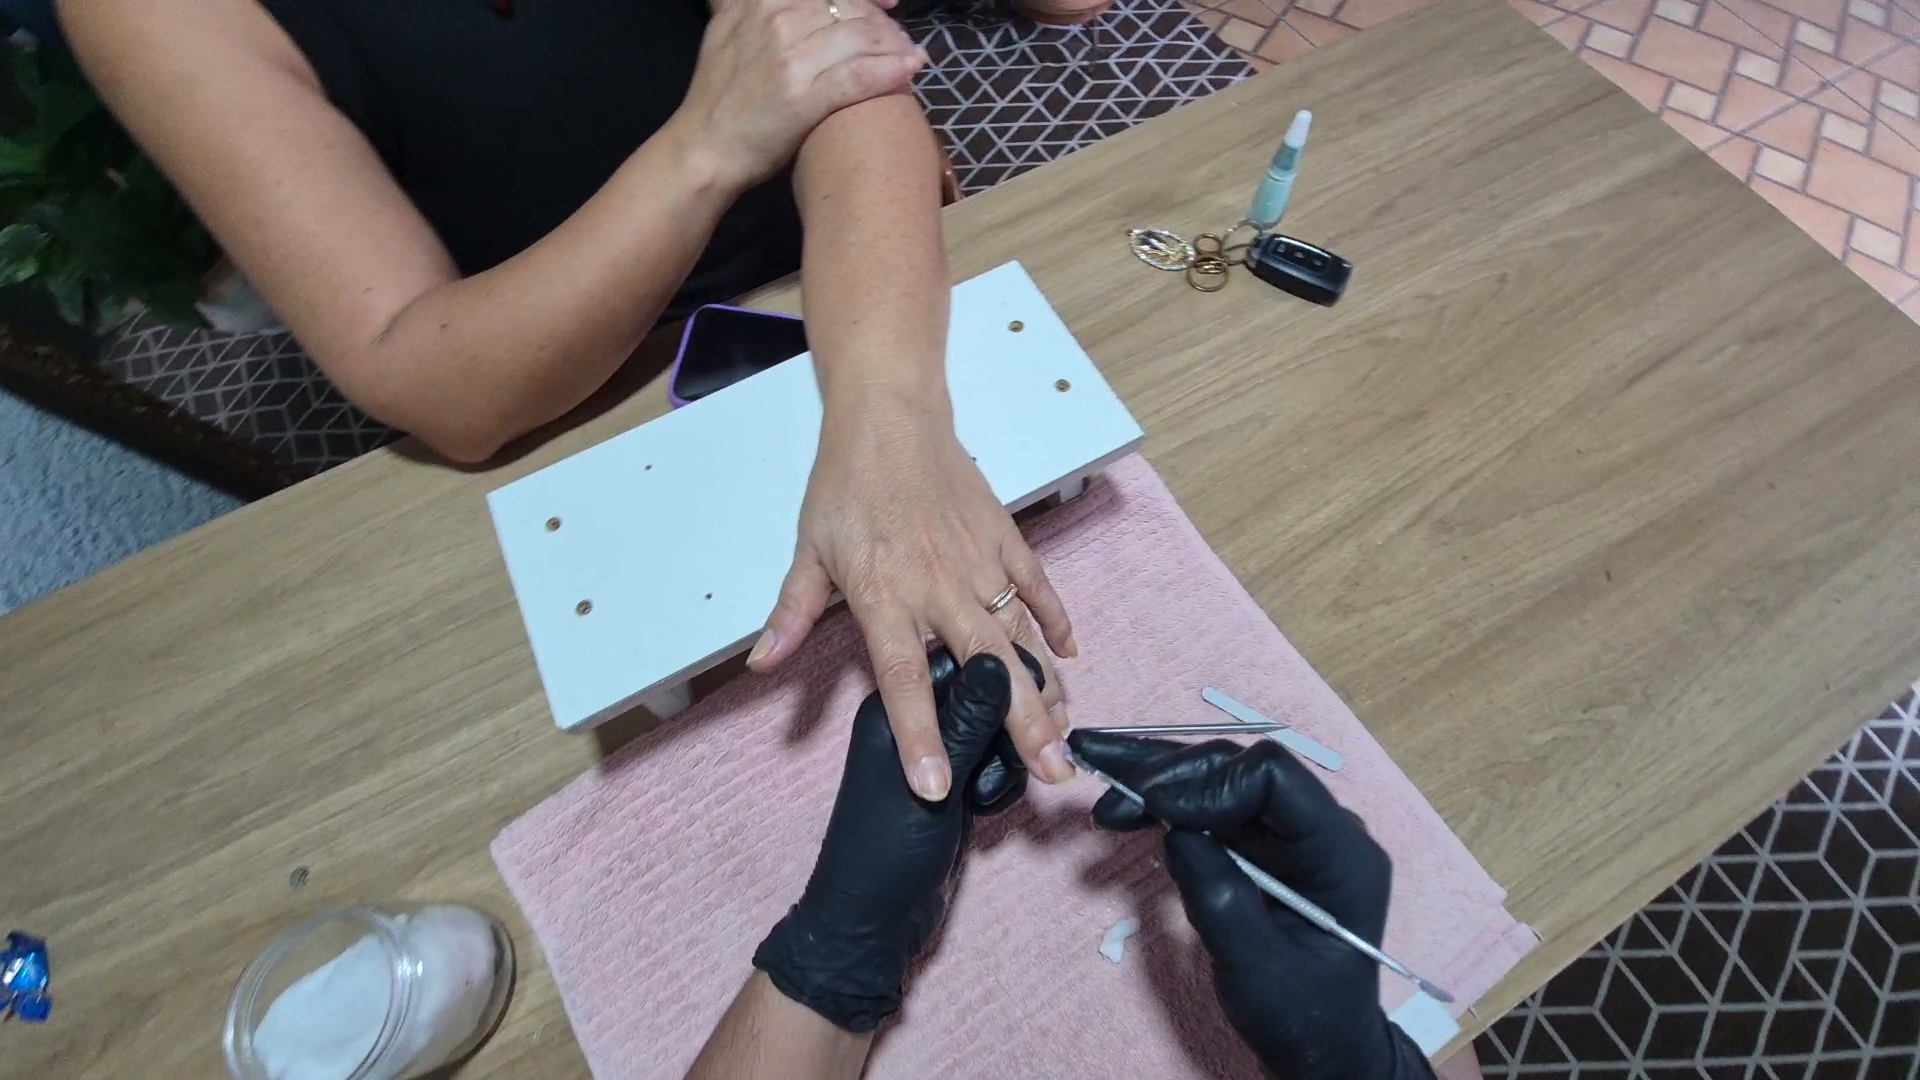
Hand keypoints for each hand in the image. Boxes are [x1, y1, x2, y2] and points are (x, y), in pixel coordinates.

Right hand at [673, 0, 926, 187]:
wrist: (705, 148)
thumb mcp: (727, 33)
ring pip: (859, 37)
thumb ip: (752, 9)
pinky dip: (890, 69)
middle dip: (883, 23)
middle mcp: (777, 20)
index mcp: (760, 2)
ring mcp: (791, 59)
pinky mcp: (804, 98)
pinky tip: (912, 69)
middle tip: (903, 40)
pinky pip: (858, 75)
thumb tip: (774, 2)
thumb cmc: (719, 101)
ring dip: (893, 44)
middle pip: (848, 8)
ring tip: (913, 56)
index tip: (888, 6)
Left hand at [750, 400, 1076, 800]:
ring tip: (1066, 731)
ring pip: (1021, 633)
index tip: (936, 786)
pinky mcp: (1004, 536)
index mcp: (885, 595)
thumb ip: (791, 612)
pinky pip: (1037, 584)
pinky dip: (1055, 619)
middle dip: (1022, 724)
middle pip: (987, 666)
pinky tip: (1068, 653)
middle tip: (1052, 772)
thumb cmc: (847, 483)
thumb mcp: (809, 549)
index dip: (921, 736)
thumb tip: (764, 665)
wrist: (889, 416)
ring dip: (1046, 684)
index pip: (904, 679)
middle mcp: (939, 586)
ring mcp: (979, 560)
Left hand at [754, 651, 1022, 1031]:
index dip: (1007, 685)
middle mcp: (918, 715)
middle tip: (1010, 768)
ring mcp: (939, 745)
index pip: (966, 659)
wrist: (873, 925)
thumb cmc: (887, 851)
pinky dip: (1002, 778)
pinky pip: (995, 754)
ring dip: (1008, 759)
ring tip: (988, 795)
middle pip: (990, 690)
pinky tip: (988, 806)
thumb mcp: (932, 783)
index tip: (1033, 722)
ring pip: (1000, 723)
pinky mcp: (956, 772)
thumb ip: (968, 720)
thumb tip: (999, 658)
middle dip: (1013, 728)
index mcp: (896, 702)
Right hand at [1068, 732, 1416, 1079]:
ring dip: (1149, 772)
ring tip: (1093, 760)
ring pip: (1208, 772)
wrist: (1317, 1041)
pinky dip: (1154, 791)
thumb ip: (1221, 899)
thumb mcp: (1258, 971)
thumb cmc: (1300, 1013)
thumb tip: (1175, 832)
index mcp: (1338, 848)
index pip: (1274, 778)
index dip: (1210, 784)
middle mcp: (1311, 819)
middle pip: (1232, 766)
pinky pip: (1199, 795)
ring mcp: (1278, 822)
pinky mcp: (1250, 829)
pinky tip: (1115, 782)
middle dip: (1165, 775)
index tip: (1155, 809)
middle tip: (1108, 799)